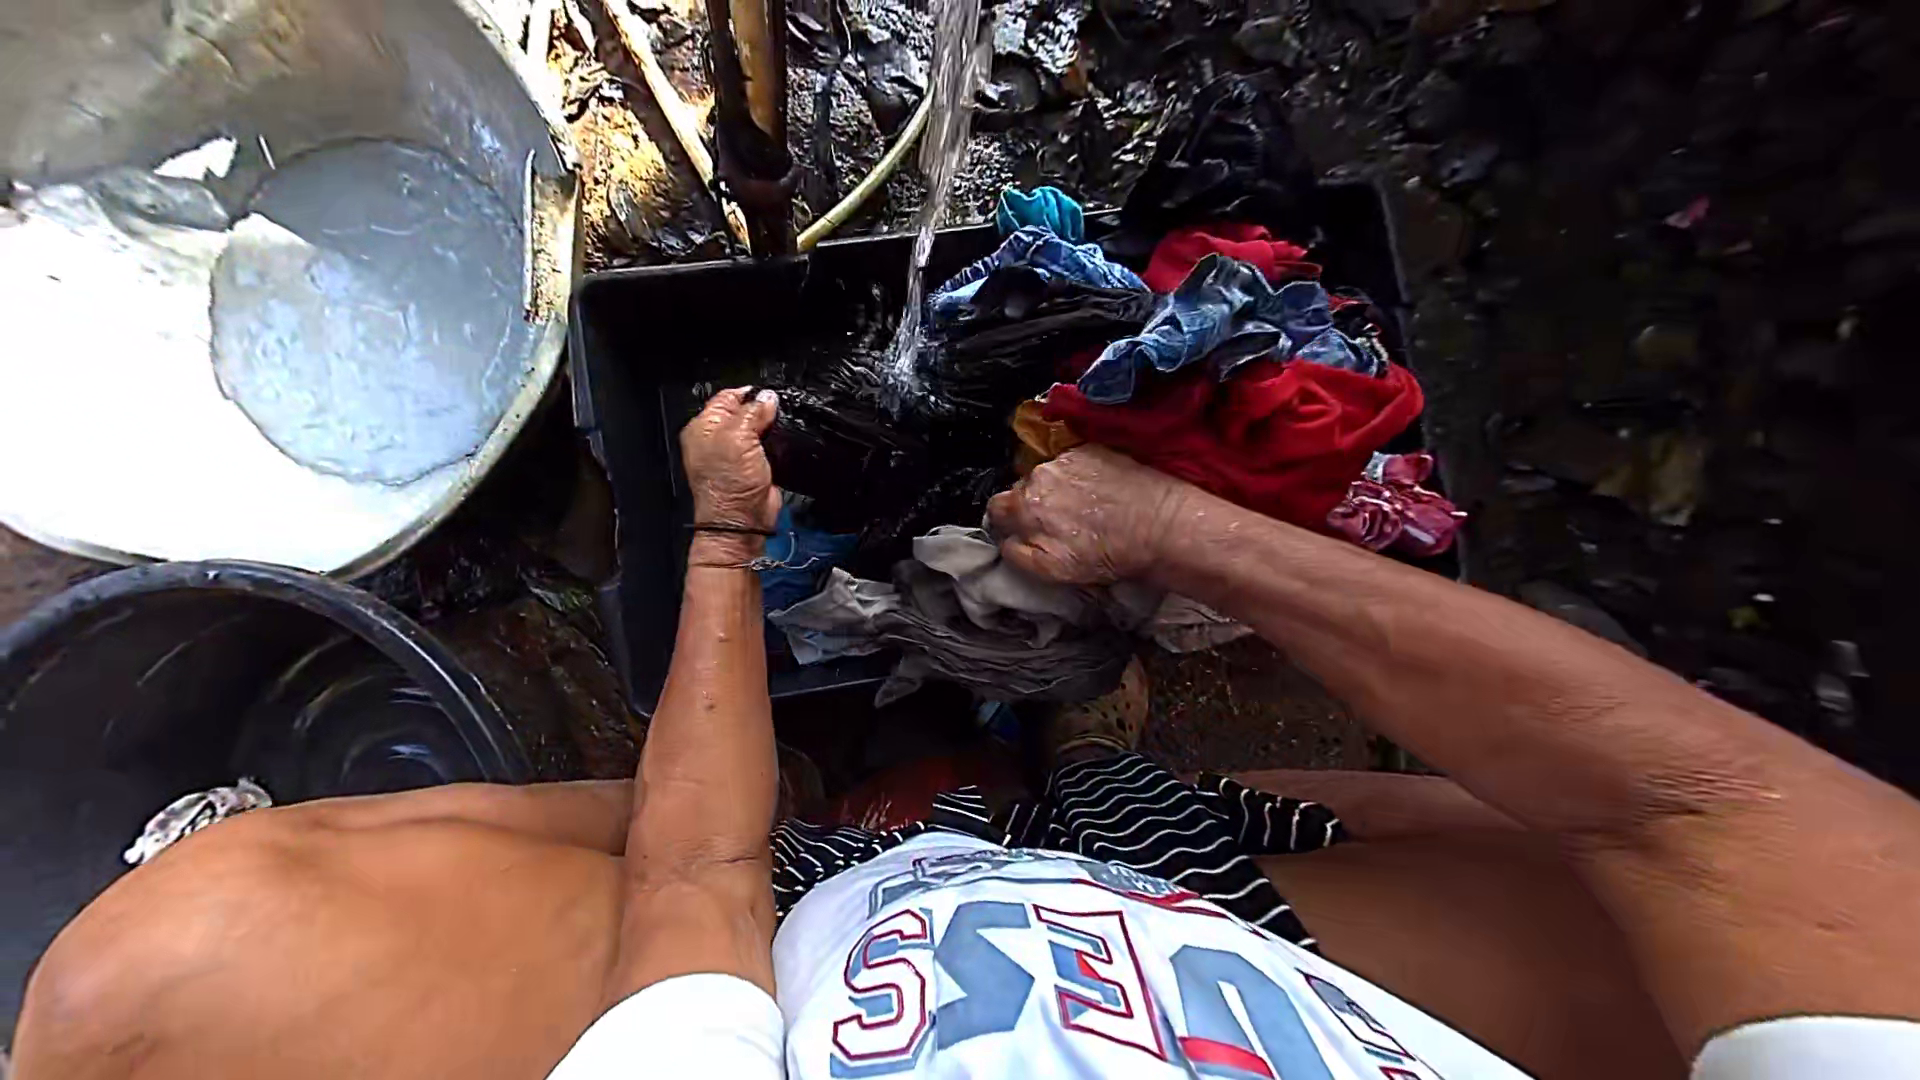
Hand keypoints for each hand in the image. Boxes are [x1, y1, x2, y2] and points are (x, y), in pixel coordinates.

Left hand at [680, 388, 780, 557]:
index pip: (728, 397)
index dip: (750, 395)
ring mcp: (737, 454)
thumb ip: (753, 412)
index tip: (769, 397)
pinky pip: (769, 448)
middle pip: (746, 412)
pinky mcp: (755, 467)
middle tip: (775, 417)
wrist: (743, 521)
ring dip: (771, 431)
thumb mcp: (738, 437)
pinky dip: (777, 446)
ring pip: (760, 430)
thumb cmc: (730, 485)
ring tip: (777, 434)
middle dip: (763, 412)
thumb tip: (768, 398)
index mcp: (704, 427)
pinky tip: (781, 447)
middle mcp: (718, 439)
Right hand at [986, 445, 1194, 585]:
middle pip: (1023, 487)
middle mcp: (1038, 477)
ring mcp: (1066, 459)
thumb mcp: (1052, 570)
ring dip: (1059, 486)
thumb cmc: (1107, 554)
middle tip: (1061, 519)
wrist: (1158, 526)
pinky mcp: (1092, 448)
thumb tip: (1006, 542)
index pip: (996, 508)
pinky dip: (1081, 473)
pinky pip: (1073, 460)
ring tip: (1085, 504)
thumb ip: (1018, 555)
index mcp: (1023, 508)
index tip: (1025, 527)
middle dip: (1035, 501)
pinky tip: (1100, 489)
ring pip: (1049, 473)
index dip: (1008, 519)